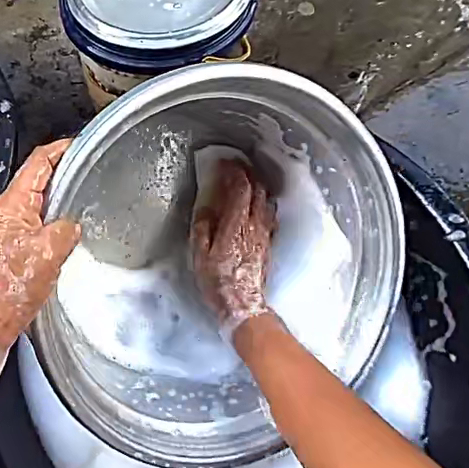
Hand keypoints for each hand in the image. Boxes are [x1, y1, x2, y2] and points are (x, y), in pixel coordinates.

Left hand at [0, 138, 81, 355]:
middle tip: (83, 168)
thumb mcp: (50, 253)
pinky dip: (49, 217)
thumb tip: (72, 224)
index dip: (60, 149)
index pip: (37, 162)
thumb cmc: (7, 292)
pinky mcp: (7, 246)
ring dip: (55, 195)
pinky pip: (31, 221)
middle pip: (34, 178)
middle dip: (60, 170)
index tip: (77, 144)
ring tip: (77, 195)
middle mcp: (3, 213)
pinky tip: (63, 229)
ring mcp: (3, 229)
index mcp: (11, 206)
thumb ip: (67, 228)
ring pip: (33, 201)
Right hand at [190, 160, 274, 330]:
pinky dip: (262, 202)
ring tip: (246, 180)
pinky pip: (269, 214)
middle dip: (247, 173)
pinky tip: (256, 204)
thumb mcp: (200, 254)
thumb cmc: (218, 281)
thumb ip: (202, 227)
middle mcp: (255, 225)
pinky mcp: (268, 242)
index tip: (224, 163)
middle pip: (258, 189)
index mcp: (236, 224)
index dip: (234, 171)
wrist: (242, 304)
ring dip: (257, 185)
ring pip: (266, 200)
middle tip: (235, 166)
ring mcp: (265, 233)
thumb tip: (205, 209)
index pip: (241, 188)